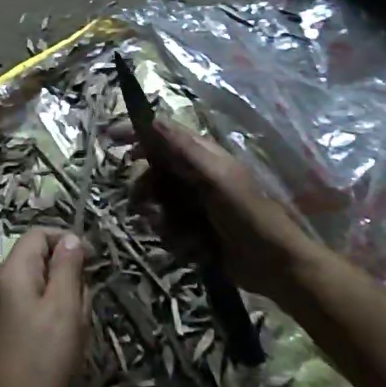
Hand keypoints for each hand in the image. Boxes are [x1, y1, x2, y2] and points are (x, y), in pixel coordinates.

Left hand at [0, 227, 85, 386]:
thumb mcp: (65, 308)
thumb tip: (69, 237)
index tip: (94, 260)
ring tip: (77, 331)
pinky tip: (62, 347)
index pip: (37, 235)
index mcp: (10, 272)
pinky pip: (29, 311)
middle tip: (86, 304)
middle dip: (66, 275)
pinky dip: (49, 319)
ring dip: (61, 301)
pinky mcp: (1, 336)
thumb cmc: (44, 360)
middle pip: (36, 260)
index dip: (66, 240)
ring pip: (36, 288)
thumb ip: (67, 267)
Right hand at [112, 117, 310, 293]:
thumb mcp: (216, 178)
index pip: (161, 133)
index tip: (109, 139)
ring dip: (163, 222)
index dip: (134, 132)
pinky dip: (177, 241)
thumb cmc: (249, 215)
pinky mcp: (192, 232)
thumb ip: (184, 149)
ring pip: (155, 205)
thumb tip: (152, 120)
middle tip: (148, 206)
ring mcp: (192, 205)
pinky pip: (167, 231)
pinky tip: (196, 250)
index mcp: (201, 156)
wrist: (276, 267)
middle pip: (150, 173)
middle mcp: (193, 176)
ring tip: (183, 236)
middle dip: (146, 192)